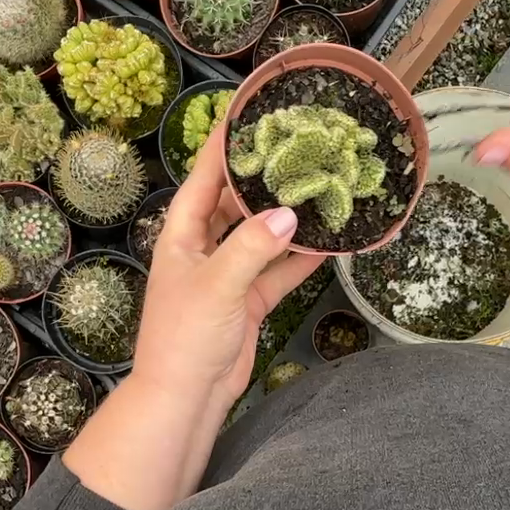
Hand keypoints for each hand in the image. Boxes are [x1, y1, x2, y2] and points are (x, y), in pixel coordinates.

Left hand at [132, 129, 324, 409]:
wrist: (186, 396)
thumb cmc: (185, 336)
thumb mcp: (217, 285)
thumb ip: (253, 247)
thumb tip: (291, 214)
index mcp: (181, 235)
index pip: (203, 178)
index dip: (222, 146)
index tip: (248, 113)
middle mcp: (204, 249)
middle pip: (236, 203)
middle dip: (264, 180)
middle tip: (298, 150)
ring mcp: (228, 276)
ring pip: (262, 238)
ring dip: (287, 221)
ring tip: (320, 190)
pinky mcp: (248, 301)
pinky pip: (278, 272)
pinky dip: (299, 260)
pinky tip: (328, 243)